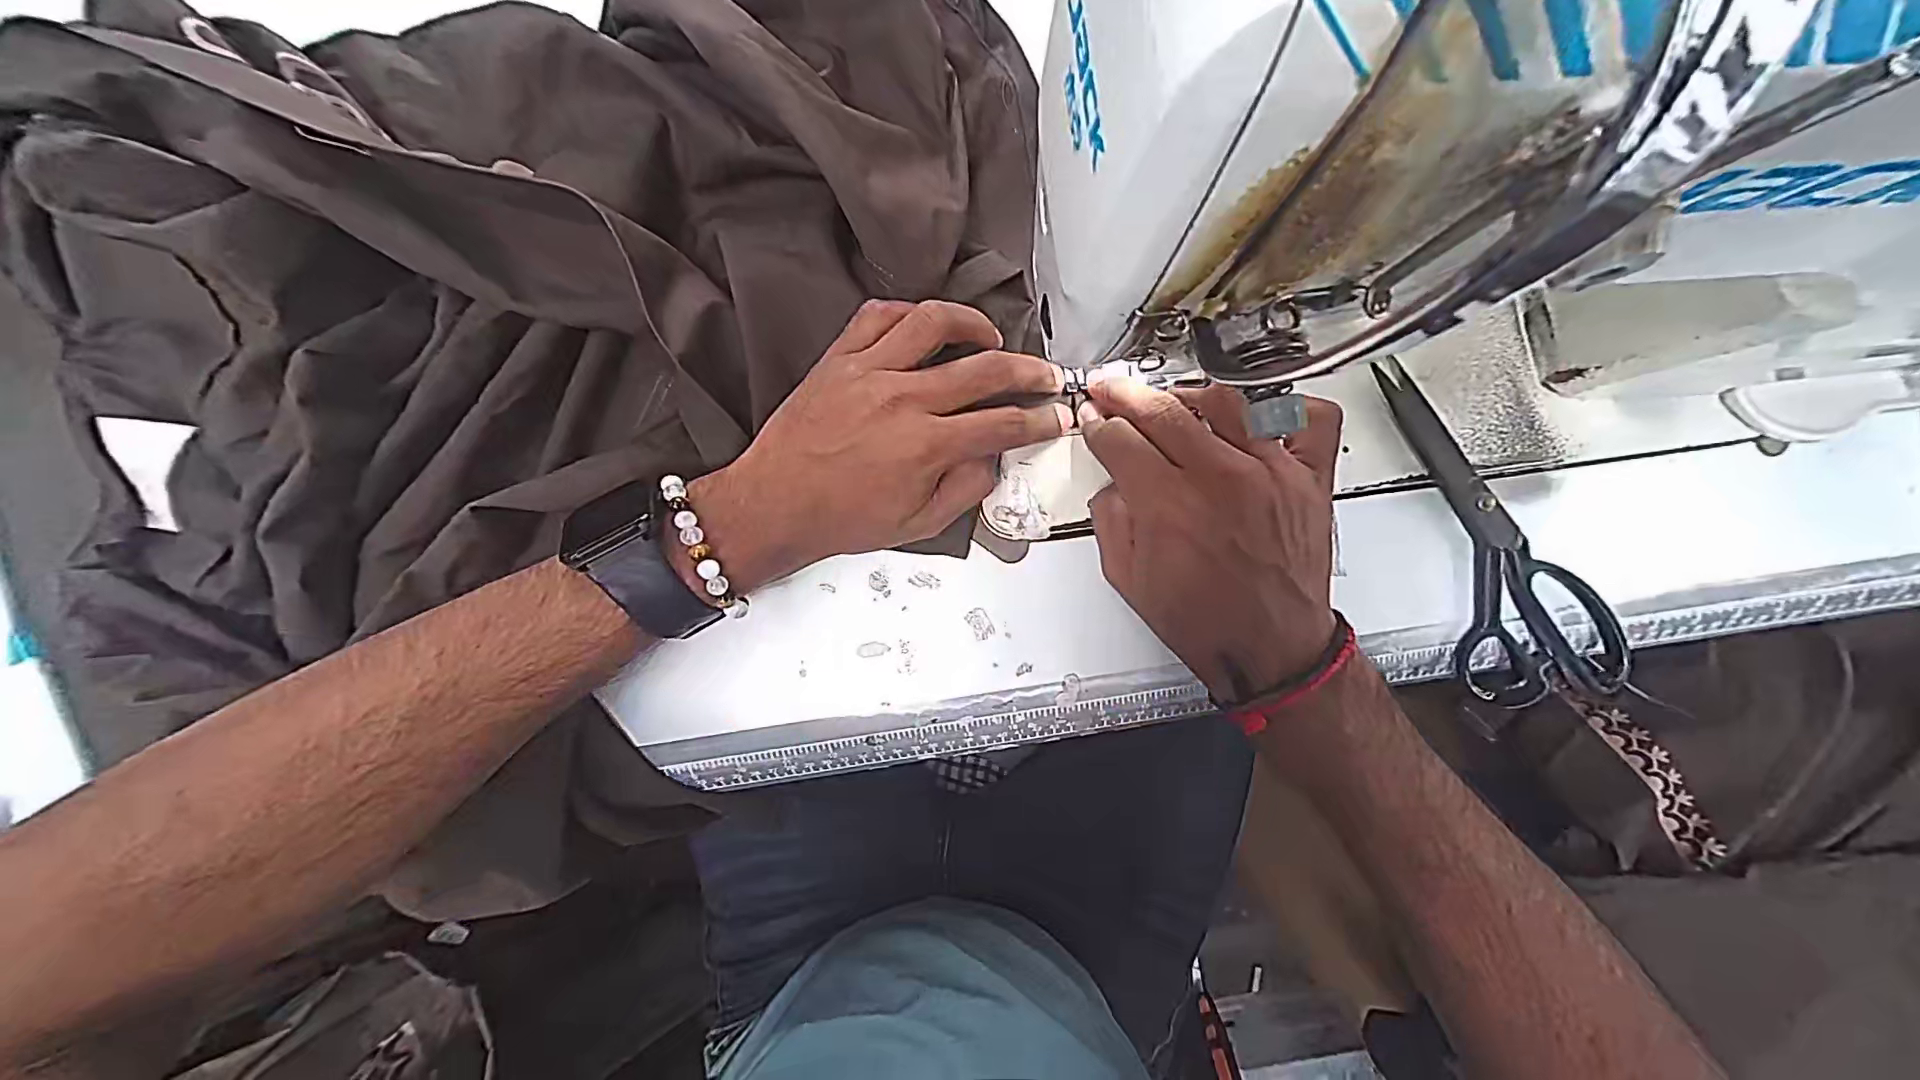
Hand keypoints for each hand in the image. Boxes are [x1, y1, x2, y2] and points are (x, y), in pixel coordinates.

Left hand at [683, 300, 1068, 592]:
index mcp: (924, 447)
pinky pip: (879, 316)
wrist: (774, 504)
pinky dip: (909, 313)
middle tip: (1044, 375)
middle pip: (985, 369)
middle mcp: (901, 402)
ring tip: (990, 337)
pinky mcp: (839, 360)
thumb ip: (964, 489)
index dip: (1039, 420)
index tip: (1054, 416)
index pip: (1002, 423)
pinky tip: (924, 325)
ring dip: (974, 324)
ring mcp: (868, 374)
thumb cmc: (837, 518)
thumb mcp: (916, 523)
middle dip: (1029, 371)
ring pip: (935, 323)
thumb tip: (991, 458)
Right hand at [1080, 377, 1343, 701]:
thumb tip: (1112, 486)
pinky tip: (1258, 415)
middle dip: (1126, 396)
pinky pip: (1308, 420)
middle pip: (1162, 410)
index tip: (1093, 419)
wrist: (1271, 648)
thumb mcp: (1129, 580)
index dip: (1097, 424)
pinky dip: (1286, 407)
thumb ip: (1111, 522)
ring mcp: (1269, 474)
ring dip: (1187, 393)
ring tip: (1172, 400)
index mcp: (1168, 506)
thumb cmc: (1208, 623)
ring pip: (1224, 401)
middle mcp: (1219, 481)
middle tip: (1113, 393)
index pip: (1120, 439)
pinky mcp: (1308, 480)